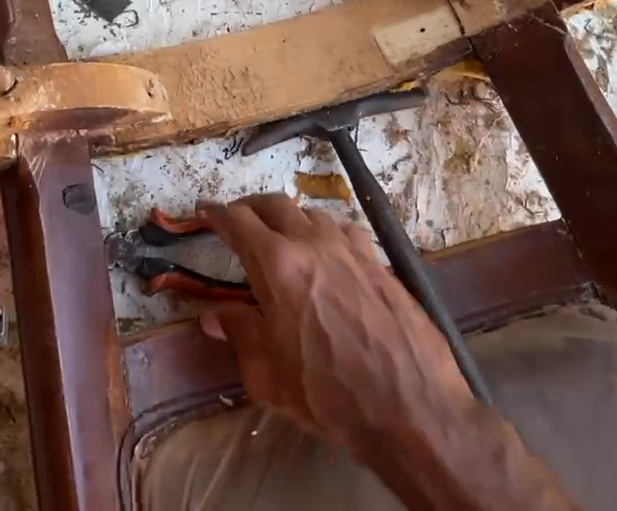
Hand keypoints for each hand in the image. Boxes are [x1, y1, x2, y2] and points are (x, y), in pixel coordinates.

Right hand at [198, 195, 478, 458]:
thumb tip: (214, 317)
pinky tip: (329, 252)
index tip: (204, 211)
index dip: (215, 214)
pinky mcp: (381, 264)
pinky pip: (346, 232)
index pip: (236, 222)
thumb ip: (239, 334)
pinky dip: (327, 233)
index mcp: (276, 265)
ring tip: (282, 236)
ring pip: (312, 213)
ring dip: (290, 219)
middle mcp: (312, 244)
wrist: (413, 412)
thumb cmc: (328, 396)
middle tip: (238, 220)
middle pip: (274, 204)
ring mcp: (351, 250)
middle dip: (250, 207)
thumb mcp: (267, 374)